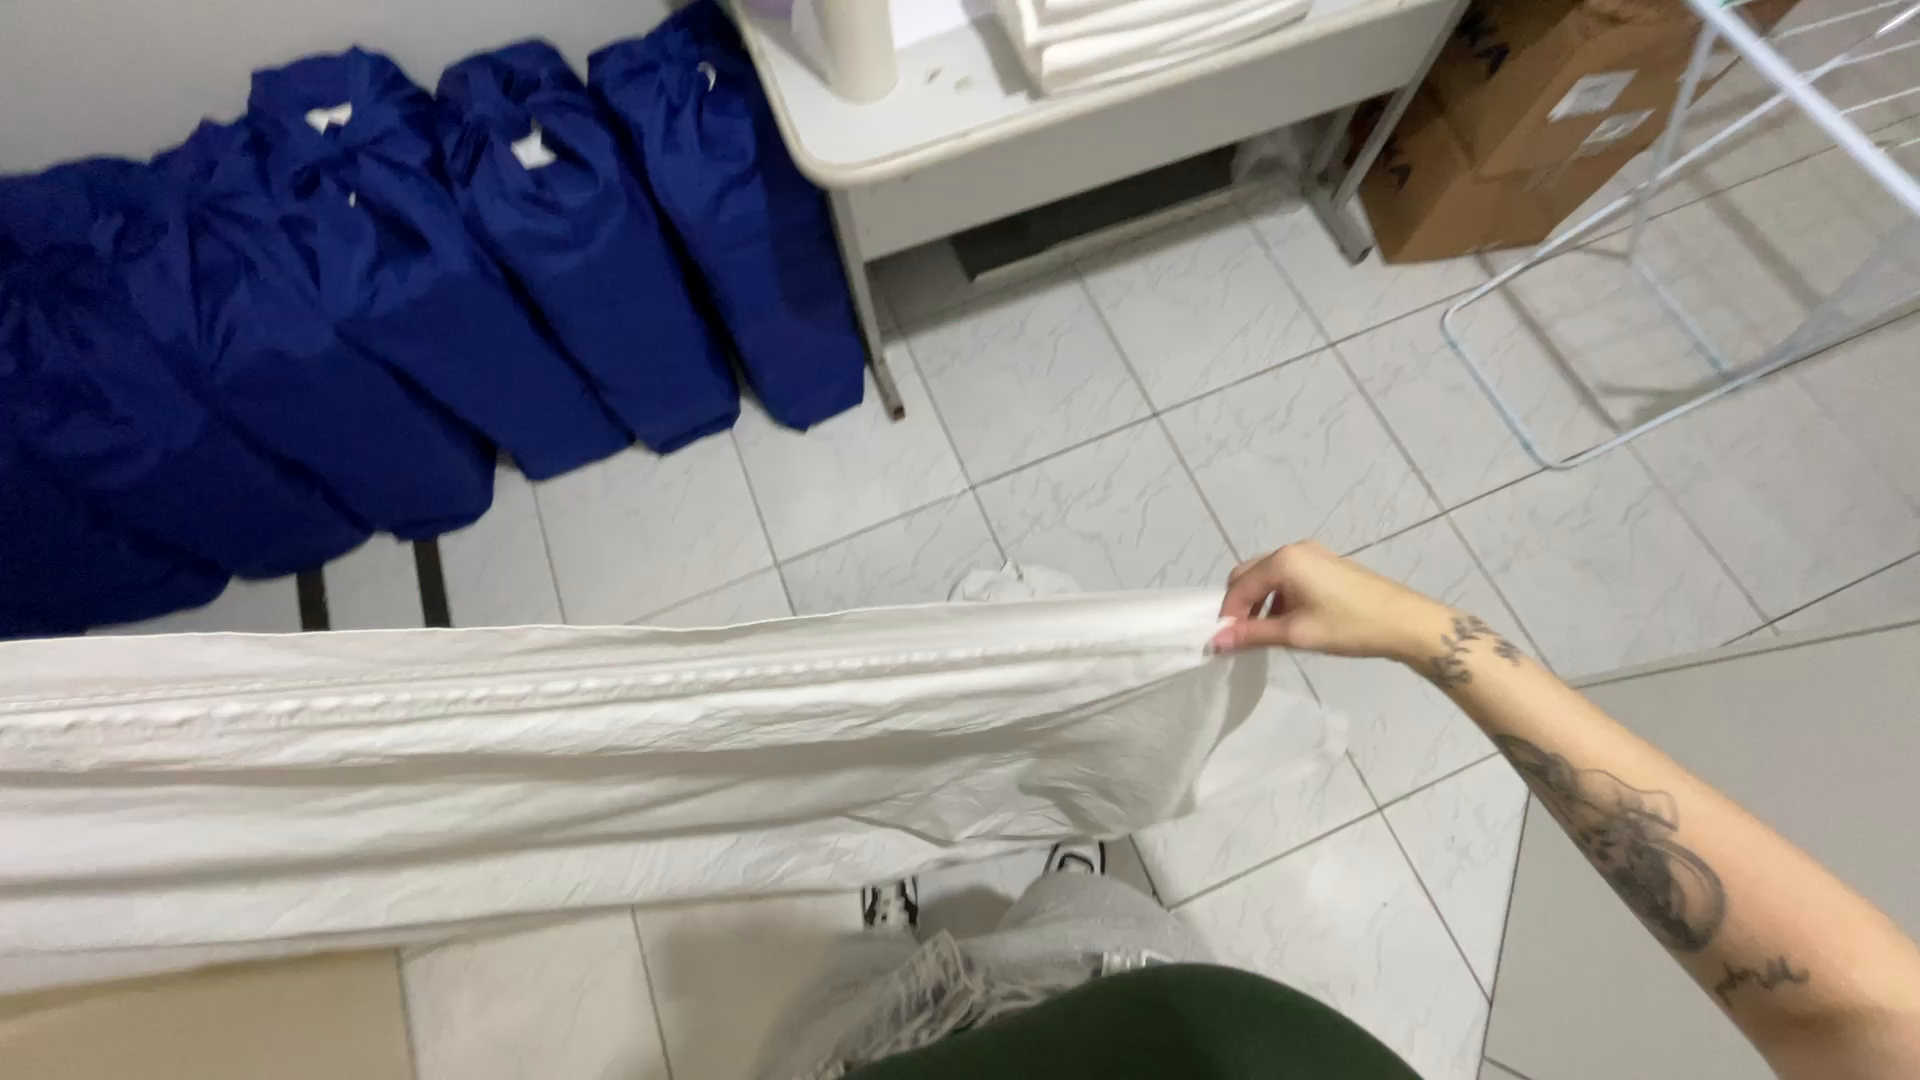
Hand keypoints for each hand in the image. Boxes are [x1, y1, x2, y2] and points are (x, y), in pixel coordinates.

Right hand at [1212, 541, 1452, 662]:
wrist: (1409, 624)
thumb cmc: (1351, 627)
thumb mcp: (1296, 633)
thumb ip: (1251, 634)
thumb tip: (1215, 642)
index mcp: (1283, 560)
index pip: (1238, 586)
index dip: (1228, 614)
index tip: (1224, 642)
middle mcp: (1293, 549)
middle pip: (1249, 575)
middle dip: (1240, 605)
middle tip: (1242, 636)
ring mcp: (1312, 553)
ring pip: (1267, 576)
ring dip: (1259, 602)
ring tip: (1266, 632)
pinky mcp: (1326, 563)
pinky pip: (1287, 576)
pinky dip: (1278, 596)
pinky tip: (1289, 620)